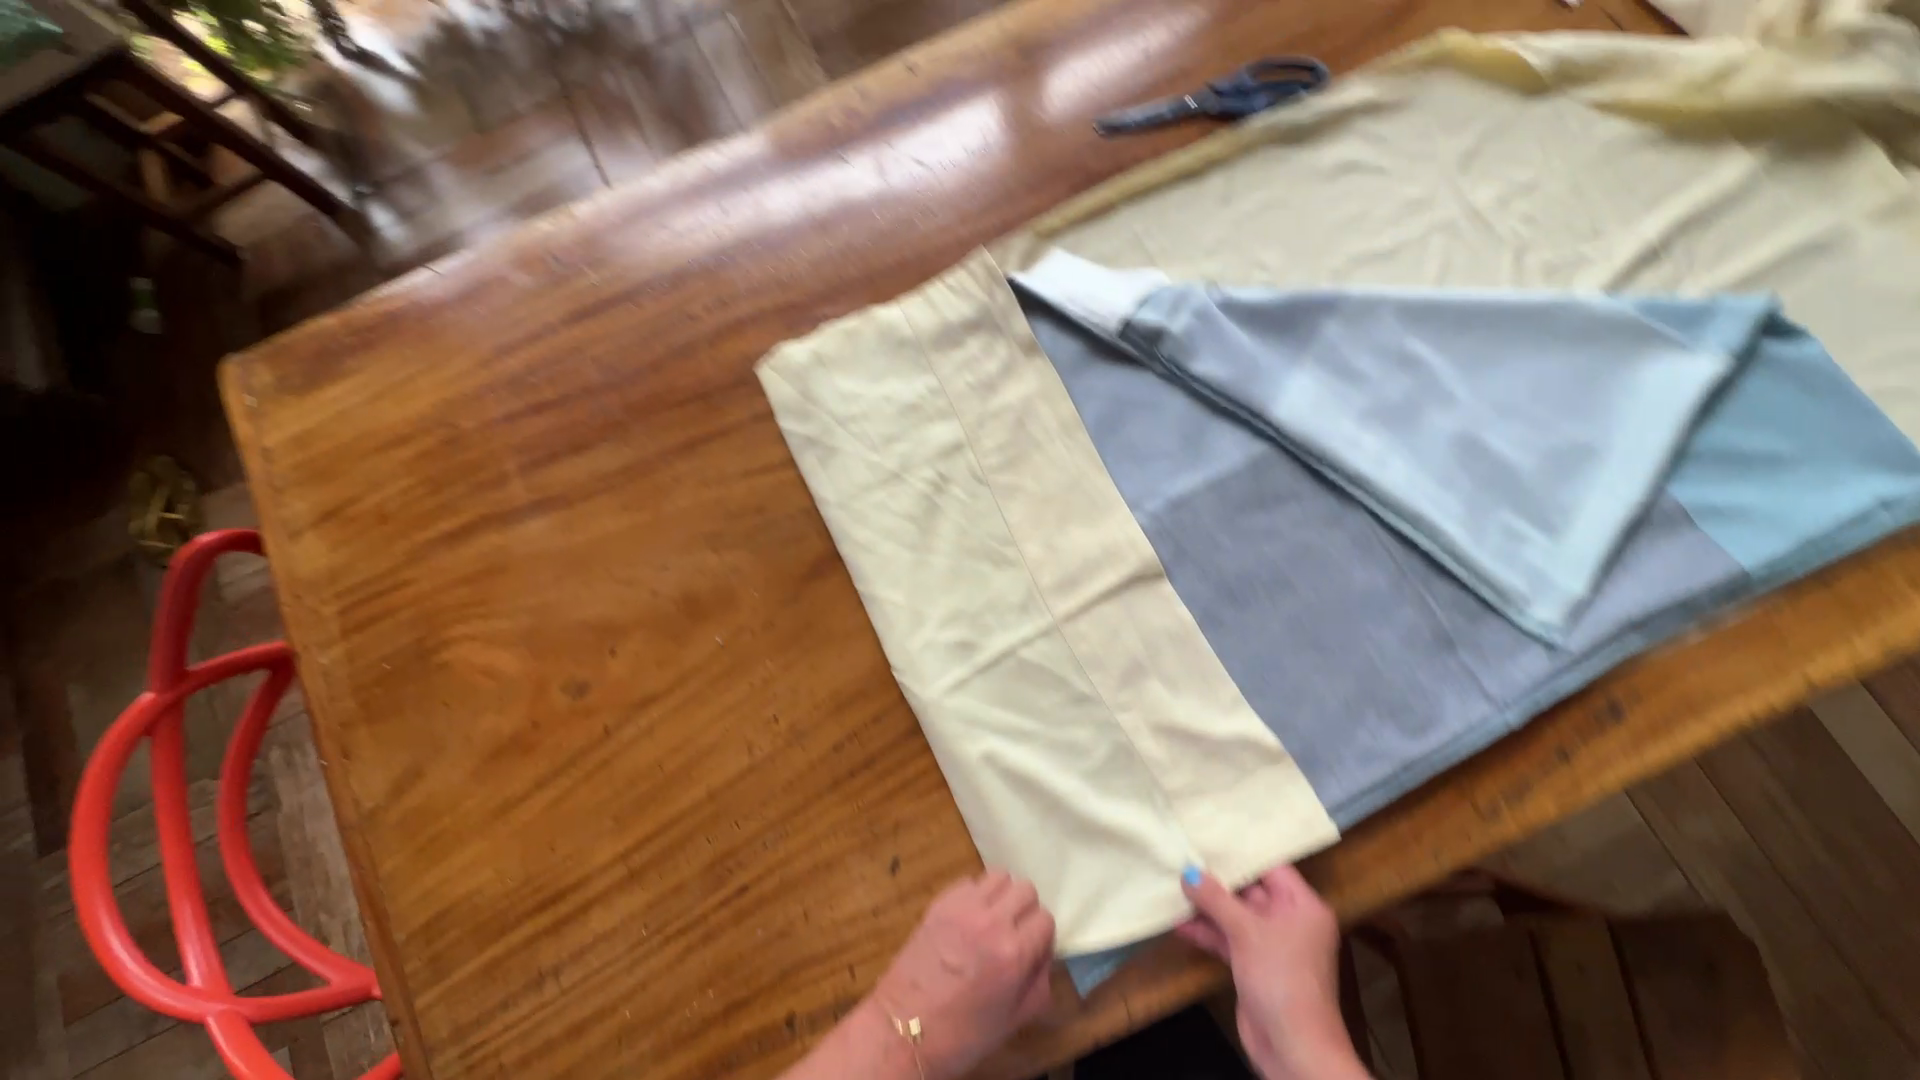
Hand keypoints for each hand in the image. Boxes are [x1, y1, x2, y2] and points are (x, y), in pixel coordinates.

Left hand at [868, 869, 1055, 1079]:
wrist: (906, 1029)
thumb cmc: (963, 1033)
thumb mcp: (1015, 1019)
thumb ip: (1039, 981)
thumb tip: (1043, 953)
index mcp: (1014, 953)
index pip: (1046, 919)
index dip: (1041, 936)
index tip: (1031, 950)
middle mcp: (991, 922)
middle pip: (1025, 889)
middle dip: (1025, 910)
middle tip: (1014, 932)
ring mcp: (963, 907)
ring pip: (999, 876)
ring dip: (1002, 895)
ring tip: (992, 919)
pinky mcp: (939, 902)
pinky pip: (969, 882)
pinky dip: (975, 895)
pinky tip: (968, 918)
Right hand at [1177, 866, 1369, 1079]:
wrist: (1293, 1047)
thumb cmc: (1281, 978)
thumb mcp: (1246, 931)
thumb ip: (1216, 899)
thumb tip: (1188, 872)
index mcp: (1303, 906)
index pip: (1272, 868)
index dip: (1241, 853)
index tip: (1208, 837)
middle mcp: (1290, 922)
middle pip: (1250, 891)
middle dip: (1217, 881)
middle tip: (1182, 858)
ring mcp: (1272, 946)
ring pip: (1235, 917)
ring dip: (1207, 908)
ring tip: (1173, 888)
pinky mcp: (1254, 967)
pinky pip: (1228, 940)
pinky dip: (1207, 932)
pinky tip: (1178, 923)